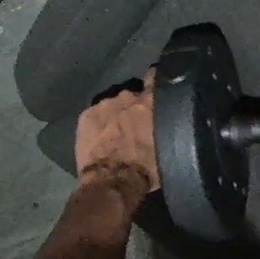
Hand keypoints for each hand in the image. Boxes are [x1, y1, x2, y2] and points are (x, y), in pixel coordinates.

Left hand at [74, 70, 159, 208]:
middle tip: (135, 124)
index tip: (156, 88)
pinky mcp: (86, 115)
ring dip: (116, 114)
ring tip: (116, 133)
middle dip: (134, 106)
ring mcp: (104, 104)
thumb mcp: (169, 147)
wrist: (112, 182)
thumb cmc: (146, 168)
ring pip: (113, 104)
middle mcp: (128, 95)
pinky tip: (100, 138)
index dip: (155, 81)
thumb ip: (170, 126)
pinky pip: (95, 115)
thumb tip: (173, 121)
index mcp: (151, 100)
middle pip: (132, 94)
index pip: (155, 76)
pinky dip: (98, 123)